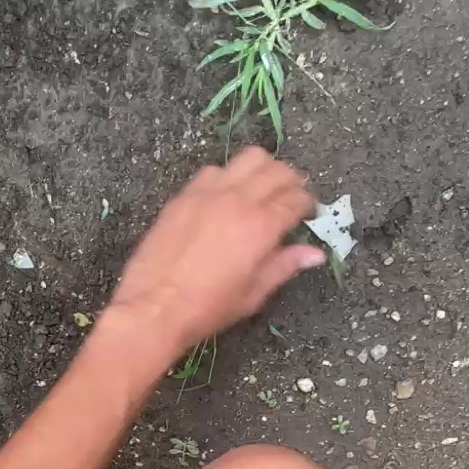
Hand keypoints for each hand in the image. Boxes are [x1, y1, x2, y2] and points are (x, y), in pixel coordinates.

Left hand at [100, 147, 324, 374]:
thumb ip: (283, 267)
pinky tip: (224, 196)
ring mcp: (209, 193)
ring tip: (260, 189)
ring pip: (249, 159)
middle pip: (278, 171)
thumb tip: (314, 253)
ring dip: (262, 169)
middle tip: (290, 198)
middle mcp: (239, 200)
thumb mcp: (251, 295)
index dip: (308, 204)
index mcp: (262, 227)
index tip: (307, 213)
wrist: (154, 308)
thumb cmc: (206, 310)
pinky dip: (227, 177)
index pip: (296, 199)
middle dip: (291, 181)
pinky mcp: (184, 196)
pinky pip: (213, 171)